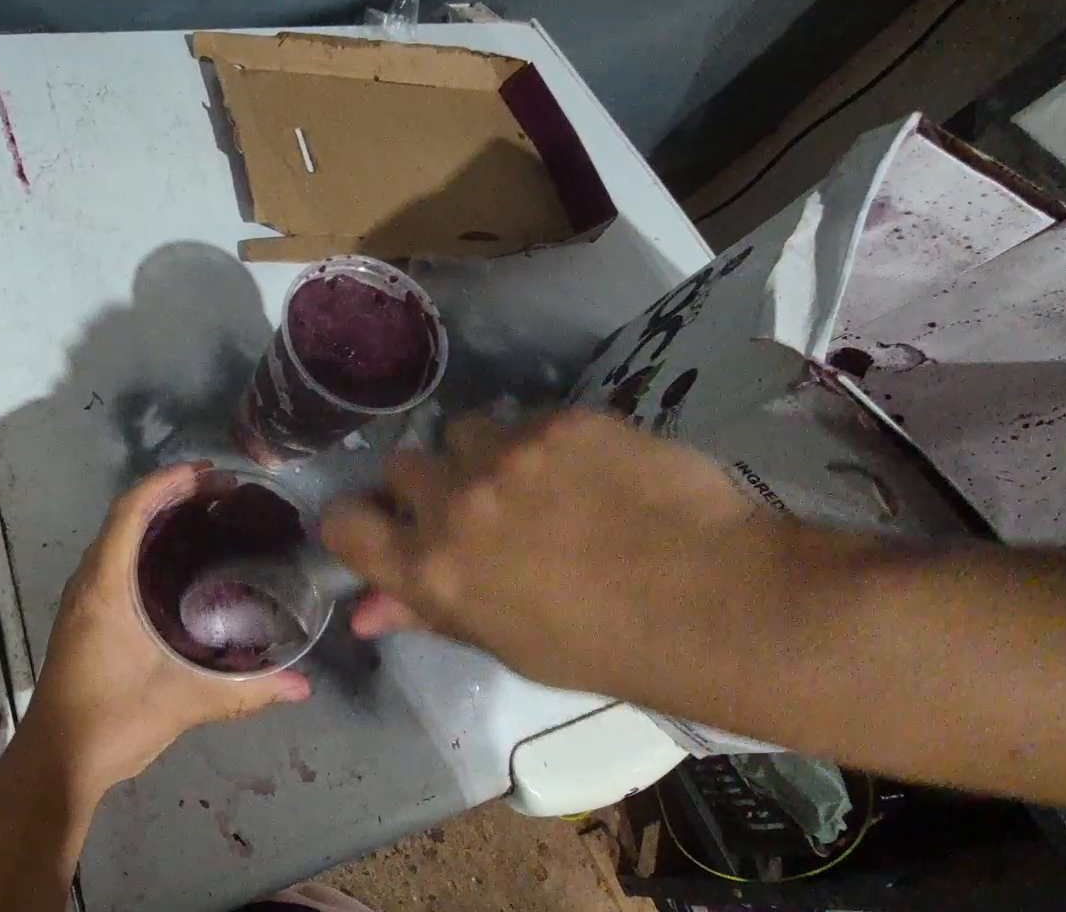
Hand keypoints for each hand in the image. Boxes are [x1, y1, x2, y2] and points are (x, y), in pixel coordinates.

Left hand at [22, 463, 311, 798]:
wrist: (55, 763)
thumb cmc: (110, 721)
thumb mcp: (181, 702)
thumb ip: (243, 691)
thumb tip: (301, 686)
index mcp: (104, 586)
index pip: (129, 511)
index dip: (165, 483)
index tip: (206, 473)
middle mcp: (89, 582)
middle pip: (125, 516)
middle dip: (169, 494)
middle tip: (220, 491)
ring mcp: (83, 599)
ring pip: (118, 537)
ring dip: (155, 517)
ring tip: (205, 514)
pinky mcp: (85, 616)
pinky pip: (115, 559)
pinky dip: (145, 543)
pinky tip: (179, 562)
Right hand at [323, 410, 764, 697]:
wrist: (722, 603)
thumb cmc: (605, 646)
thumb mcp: (502, 642)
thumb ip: (424, 613)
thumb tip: (362, 613)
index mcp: (430, 571)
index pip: (343, 523)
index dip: (354, 519)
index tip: (381, 522)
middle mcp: (452, 505)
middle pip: (400, 466)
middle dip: (427, 485)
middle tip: (476, 508)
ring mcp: (504, 455)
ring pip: (460, 432)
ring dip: (481, 455)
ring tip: (534, 481)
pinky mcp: (557, 421)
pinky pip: (523, 419)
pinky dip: (541, 442)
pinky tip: (587, 470)